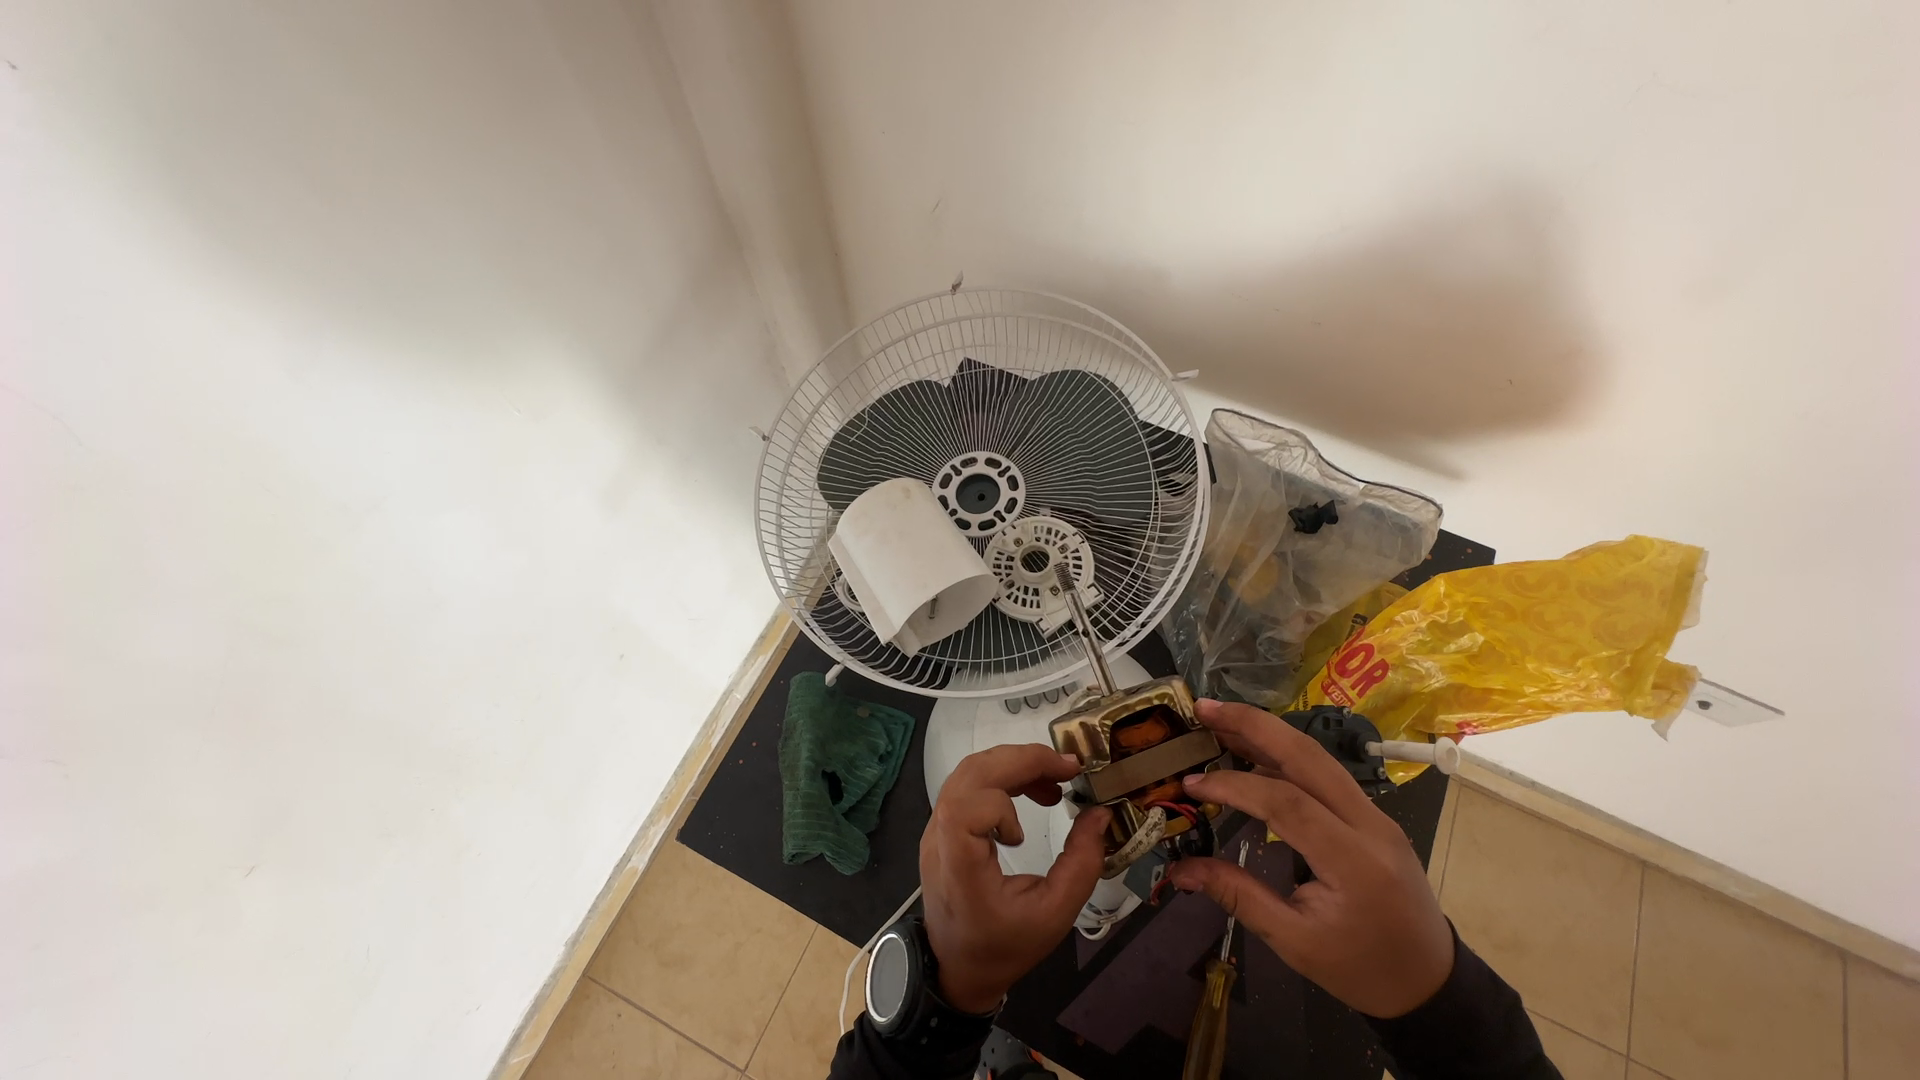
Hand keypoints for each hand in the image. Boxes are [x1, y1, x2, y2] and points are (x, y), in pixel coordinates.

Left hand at [919, 744, 1111, 1012]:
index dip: (1006, 793)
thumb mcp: (1054, 915)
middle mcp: (939, 837)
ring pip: (968, 771)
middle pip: (970, 773)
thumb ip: (1081, 864)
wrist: (958, 968)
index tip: (1050, 801)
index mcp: (959, 864)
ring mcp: (935, 829)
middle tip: (1067, 768)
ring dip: (1013, 764)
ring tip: (1054, 782)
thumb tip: (1101, 813)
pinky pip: (968, 785)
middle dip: (1022, 759)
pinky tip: (1031, 796)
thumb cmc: (1005, 947)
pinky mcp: (942, 827)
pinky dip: (1002, 777)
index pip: (967, 805)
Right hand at [1168, 700, 1454, 1017]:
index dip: (1235, 786)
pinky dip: (1284, 753)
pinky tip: (1252, 750)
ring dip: (1268, 731)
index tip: (1191, 784)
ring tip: (1219, 717)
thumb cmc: (1361, 968)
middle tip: (1204, 708)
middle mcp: (1369, 824)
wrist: (1430, 982)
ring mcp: (1374, 814)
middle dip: (1253, 725)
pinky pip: (1324, 772)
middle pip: (1307, 757)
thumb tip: (1179, 869)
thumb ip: (1238, 895)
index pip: (1287, 802)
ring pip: (1317, 756)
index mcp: (1353, 860)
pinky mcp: (1371, 814)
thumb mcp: (1295, 942)